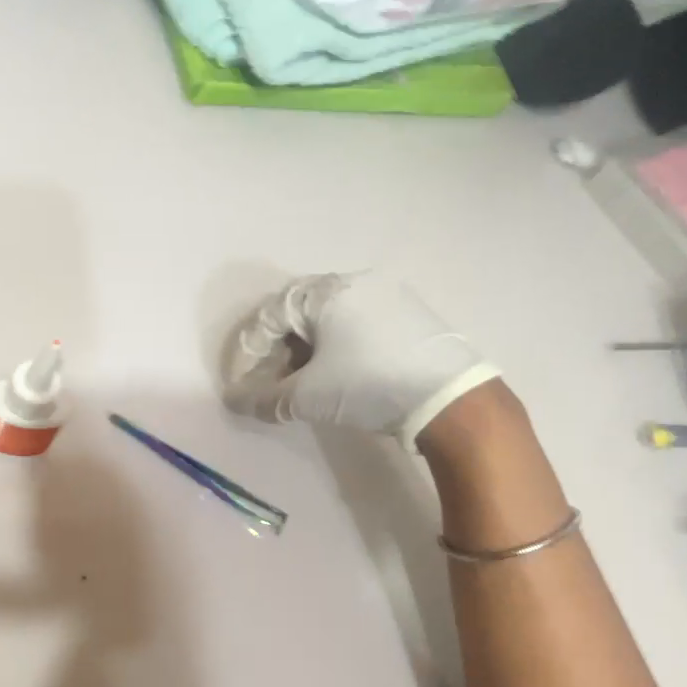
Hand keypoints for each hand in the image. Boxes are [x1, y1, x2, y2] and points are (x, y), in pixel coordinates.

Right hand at [220, 272, 499, 446]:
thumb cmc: (367, 386)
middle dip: (276, 353)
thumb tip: (236, 403)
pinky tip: (335, 378)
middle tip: (270, 386)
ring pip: (328, 322)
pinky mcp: (409, 316)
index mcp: (326, 292)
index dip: (248, 353)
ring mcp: (387, 297)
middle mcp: (355, 283)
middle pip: (298, 316)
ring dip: (305, 354)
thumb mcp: (307, 397)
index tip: (241, 384)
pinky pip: (355, 327)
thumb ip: (265, 399)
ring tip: (300, 386)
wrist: (450, 400)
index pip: (269, 317)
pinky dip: (335, 350)